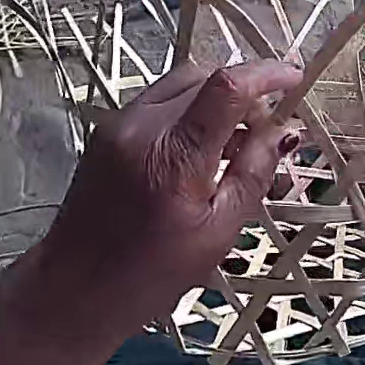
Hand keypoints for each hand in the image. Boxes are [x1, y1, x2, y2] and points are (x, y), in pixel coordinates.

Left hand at [0, 61, 302, 358]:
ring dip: (219, 97)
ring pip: (184, 81)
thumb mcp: (218, 232)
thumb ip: (255, 172)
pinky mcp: (109, 127)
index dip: (268, 73)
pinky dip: (193, 108)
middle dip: (247, 92)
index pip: (227, 87)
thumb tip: (285, 131)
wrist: (70, 292)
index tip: (295, 79)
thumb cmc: (150, 275)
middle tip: (266, 129)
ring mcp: (120, 122)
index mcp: (173, 156)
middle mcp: (142, 126)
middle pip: (208, 76)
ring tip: (237, 140)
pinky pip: (163, 98)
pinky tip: (202, 146)